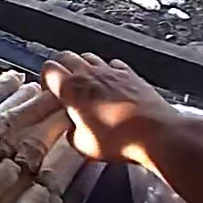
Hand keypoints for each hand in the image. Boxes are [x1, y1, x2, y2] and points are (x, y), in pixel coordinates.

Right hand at [41, 51, 179, 165]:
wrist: (155, 133)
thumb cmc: (117, 140)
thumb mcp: (83, 145)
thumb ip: (72, 133)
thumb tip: (72, 130)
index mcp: (71, 89)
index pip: (48, 69)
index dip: (46, 79)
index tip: (51, 92)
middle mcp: (88, 73)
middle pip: (66, 56)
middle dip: (61, 68)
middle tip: (65, 87)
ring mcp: (110, 71)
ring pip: (88, 57)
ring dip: (83, 67)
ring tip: (87, 86)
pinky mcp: (130, 74)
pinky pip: (112, 64)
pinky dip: (107, 71)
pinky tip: (111, 85)